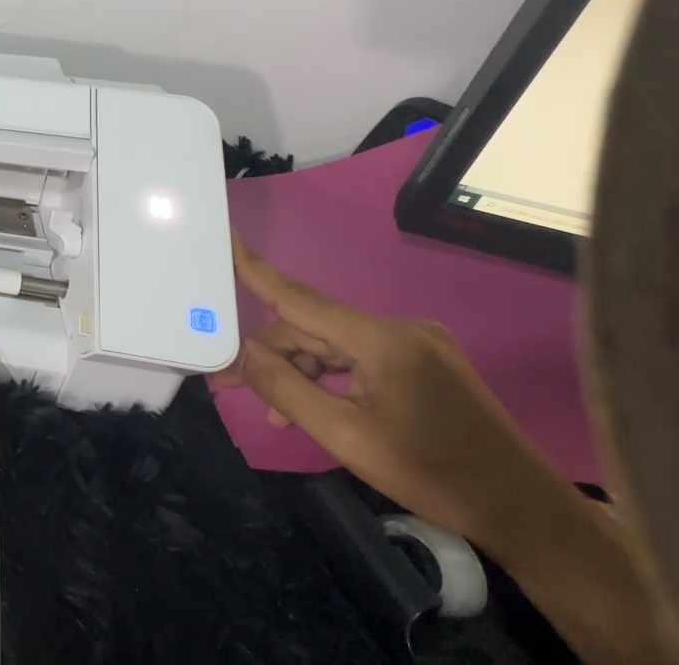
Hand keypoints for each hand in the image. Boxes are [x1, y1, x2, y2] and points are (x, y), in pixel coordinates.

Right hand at [222, 238, 576, 552]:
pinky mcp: (425, 365)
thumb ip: (284, 387)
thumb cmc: (430, 472)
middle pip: (311, 329)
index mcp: (382, 340)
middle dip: (269, 354)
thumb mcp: (343, 435)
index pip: (298, 297)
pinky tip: (312, 407)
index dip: (255, 270)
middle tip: (229, 383)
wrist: (524, 511)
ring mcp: (416, 345)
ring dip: (299, 373)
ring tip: (275, 411)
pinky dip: (329, 379)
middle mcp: (400, 329)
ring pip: (332, 347)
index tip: (225, 238)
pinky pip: (358, 360)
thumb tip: (245, 354)